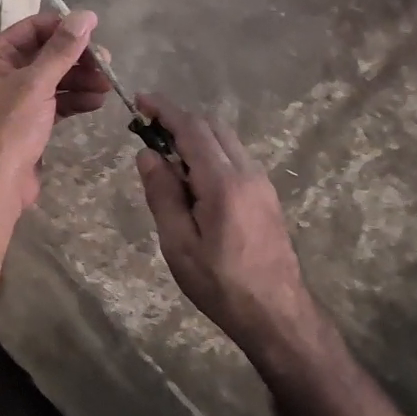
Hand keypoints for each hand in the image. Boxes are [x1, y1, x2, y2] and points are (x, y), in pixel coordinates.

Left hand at [0, 11, 107, 207]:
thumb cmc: (9, 129)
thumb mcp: (36, 84)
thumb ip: (62, 50)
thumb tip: (86, 15)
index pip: (32, 29)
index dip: (62, 27)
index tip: (94, 30)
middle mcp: (3, 74)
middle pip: (46, 55)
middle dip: (77, 58)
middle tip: (106, 64)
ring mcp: (17, 100)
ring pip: (54, 79)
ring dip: (81, 80)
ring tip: (106, 86)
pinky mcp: (30, 122)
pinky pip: (56, 102)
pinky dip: (75, 100)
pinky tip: (96, 102)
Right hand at [133, 93, 310, 350]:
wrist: (277, 314)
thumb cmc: (221, 284)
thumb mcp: (178, 244)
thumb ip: (163, 195)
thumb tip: (148, 155)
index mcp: (223, 182)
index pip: (193, 128)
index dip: (165, 110)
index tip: (139, 100)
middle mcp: (247, 172)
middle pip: (212, 127)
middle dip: (179, 120)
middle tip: (146, 131)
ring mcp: (262, 183)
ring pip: (226, 141)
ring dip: (195, 136)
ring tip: (165, 158)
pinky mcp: (266, 196)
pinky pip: (234, 158)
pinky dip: (209, 153)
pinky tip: (192, 180)